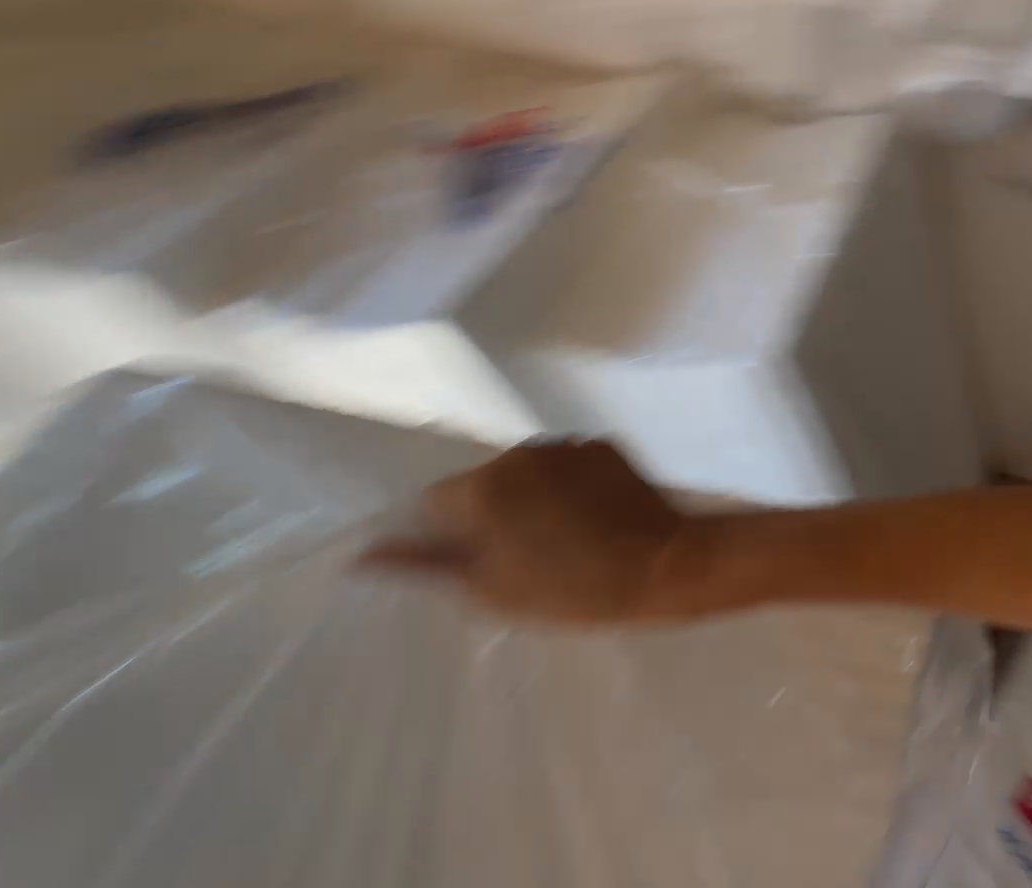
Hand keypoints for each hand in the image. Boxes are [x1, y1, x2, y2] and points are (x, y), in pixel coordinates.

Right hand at [358, 439, 687, 623]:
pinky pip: (573, 464)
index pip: (436, 501)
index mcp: (484, 483)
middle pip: (486, 480)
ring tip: (565, 535)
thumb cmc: (573, 588)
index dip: (451, 533)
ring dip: (534, 494)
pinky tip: (594, 515)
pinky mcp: (609, 445)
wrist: (666, 564)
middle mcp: (522, 450)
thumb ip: (426, 565)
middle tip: (525, 554)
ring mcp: (571, 443)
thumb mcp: (491, 588)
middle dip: (494, 510)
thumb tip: (364, 554)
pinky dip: (573, 484)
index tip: (478, 560)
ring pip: (531, 470)